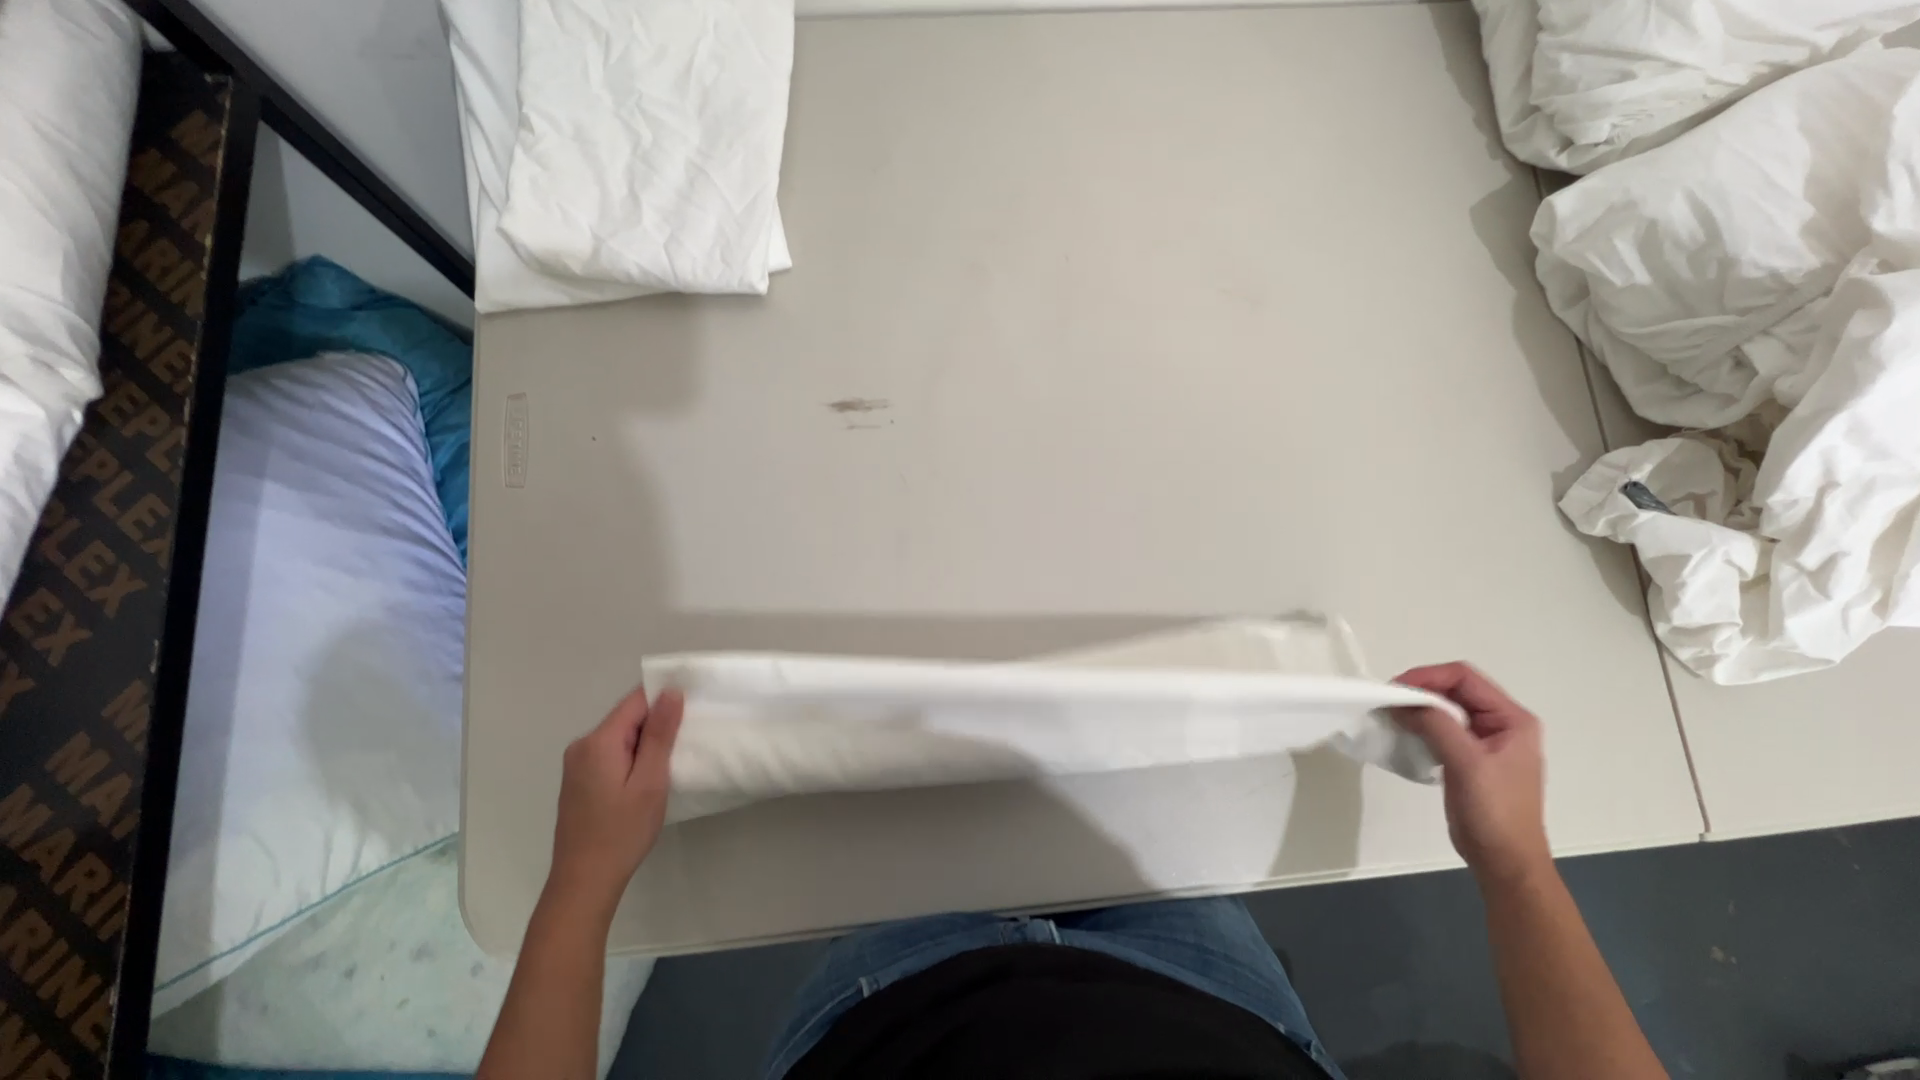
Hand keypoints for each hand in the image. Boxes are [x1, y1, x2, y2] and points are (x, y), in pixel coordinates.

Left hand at [546, 684, 684, 920]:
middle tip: (686, 745)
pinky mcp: (578, 782)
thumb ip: (660, 734)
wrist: (584, 881)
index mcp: (598, 741)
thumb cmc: (622, 832)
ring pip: (620, 737)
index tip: (692, 712)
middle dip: (656, 725)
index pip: (636, 701)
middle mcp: (582, 746)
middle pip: (627, 718)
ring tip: (669, 765)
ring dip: (645, 745)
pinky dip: (631, 759)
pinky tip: (645, 781)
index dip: (665, 700)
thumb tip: (671, 692)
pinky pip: (610, 755)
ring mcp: (576, 765)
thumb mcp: (650, 781)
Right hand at [1393, 663, 1550, 885]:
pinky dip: (1421, 726)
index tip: (1395, 690)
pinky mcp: (1469, 757)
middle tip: (1388, 702)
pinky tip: (1404, 734)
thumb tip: (1400, 701)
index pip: (1465, 678)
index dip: (1428, 677)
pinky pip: (1442, 729)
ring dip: (1418, 708)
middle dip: (1420, 691)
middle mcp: (1501, 723)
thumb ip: (1436, 725)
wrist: (1505, 861)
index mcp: (1512, 719)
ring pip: (1446, 709)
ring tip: (1392, 716)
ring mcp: (1485, 741)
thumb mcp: (1466, 763)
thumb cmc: (1494, 811)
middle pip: (1455, 690)